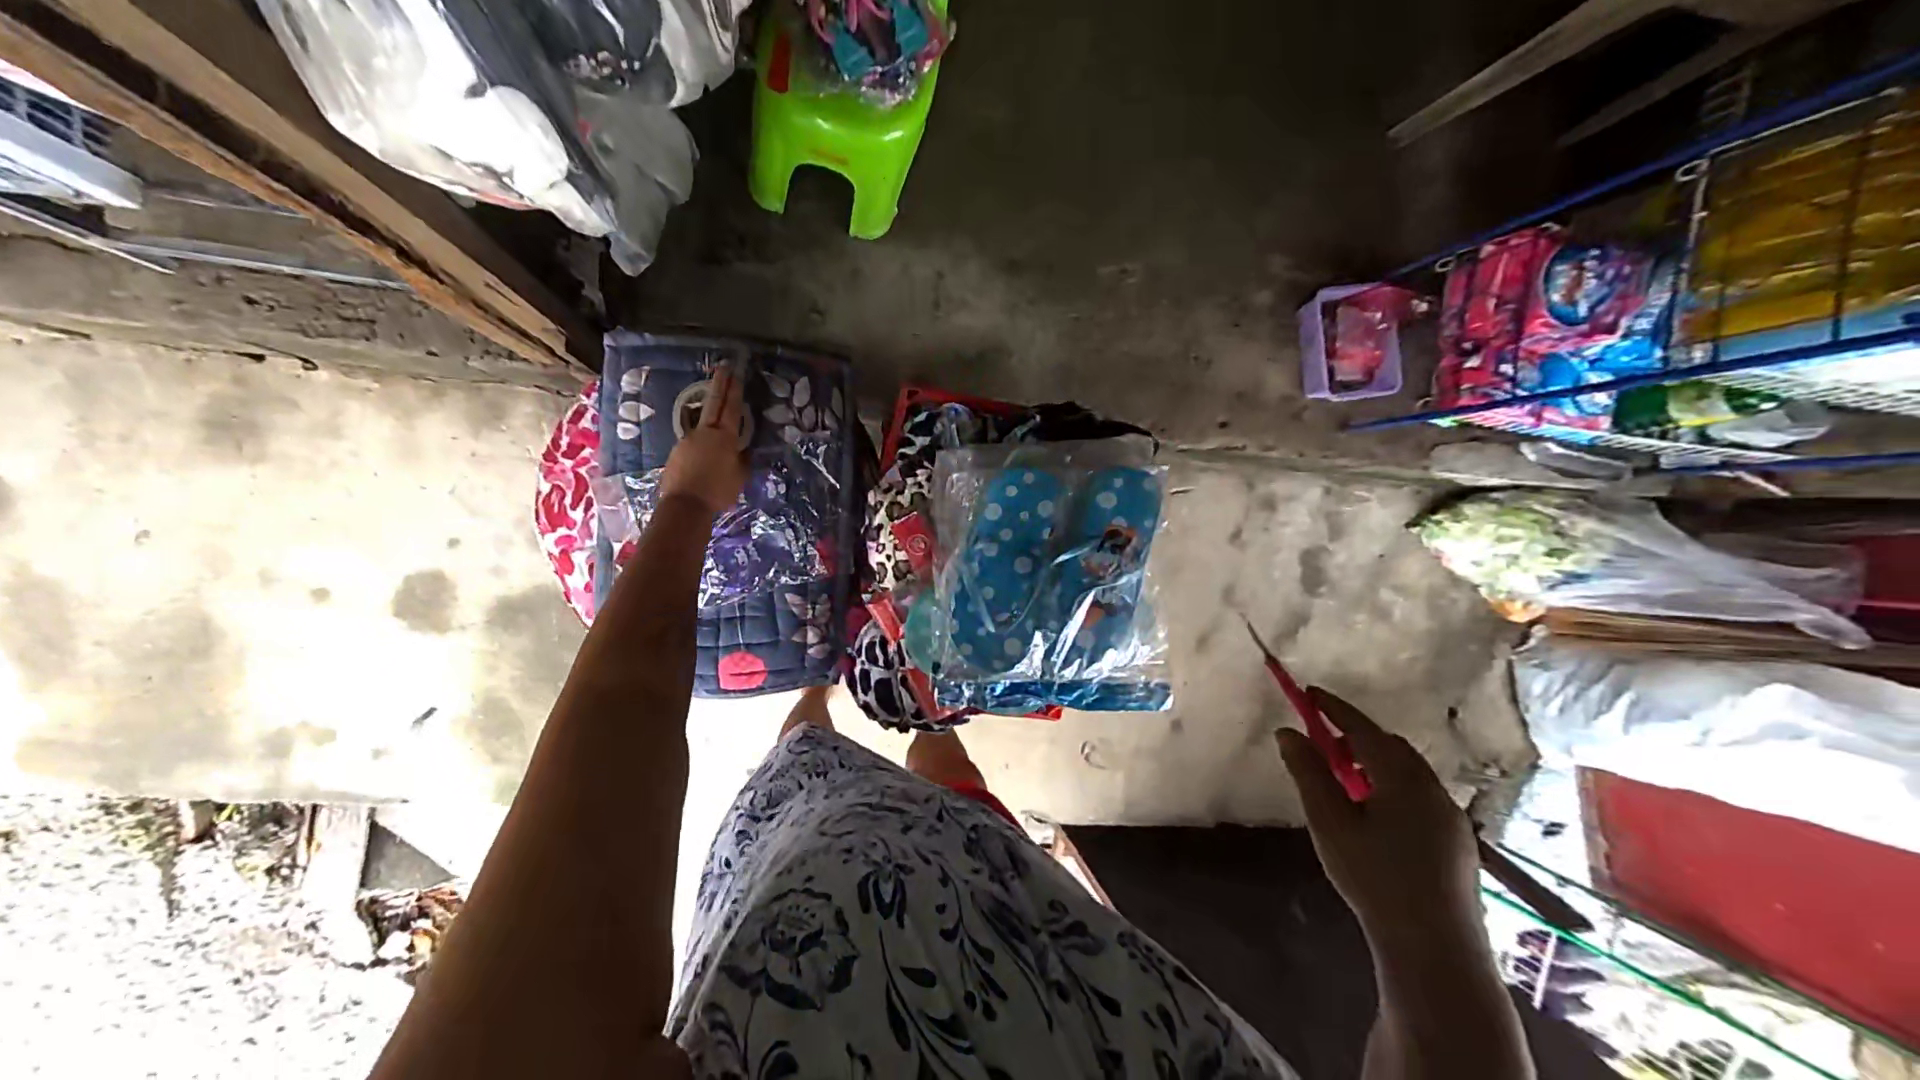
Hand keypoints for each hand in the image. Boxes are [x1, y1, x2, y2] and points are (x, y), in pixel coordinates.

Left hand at [659, 362, 747, 515]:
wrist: (685, 504)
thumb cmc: (719, 491)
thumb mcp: (740, 477)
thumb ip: (742, 460)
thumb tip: (742, 451)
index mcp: (725, 437)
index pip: (732, 407)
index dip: (734, 389)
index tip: (735, 372)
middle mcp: (705, 432)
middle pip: (713, 403)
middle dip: (720, 384)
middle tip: (723, 367)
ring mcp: (688, 440)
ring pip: (703, 424)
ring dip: (711, 417)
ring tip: (719, 416)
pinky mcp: (677, 452)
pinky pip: (694, 442)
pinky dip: (702, 442)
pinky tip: (706, 454)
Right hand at [1276, 688, 1479, 947]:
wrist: (1434, 945)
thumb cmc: (1373, 876)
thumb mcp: (1329, 821)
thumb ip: (1308, 772)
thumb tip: (1288, 732)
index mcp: (1402, 778)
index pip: (1364, 729)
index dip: (1334, 709)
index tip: (1310, 692)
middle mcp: (1432, 789)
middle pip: (1391, 748)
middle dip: (1356, 736)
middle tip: (1323, 742)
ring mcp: (1451, 817)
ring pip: (1409, 773)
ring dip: (1375, 764)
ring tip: (1344, 781)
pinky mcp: (1458, 843)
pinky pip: (1420, 797)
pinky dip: (1392, 788)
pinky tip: (1375, 816)